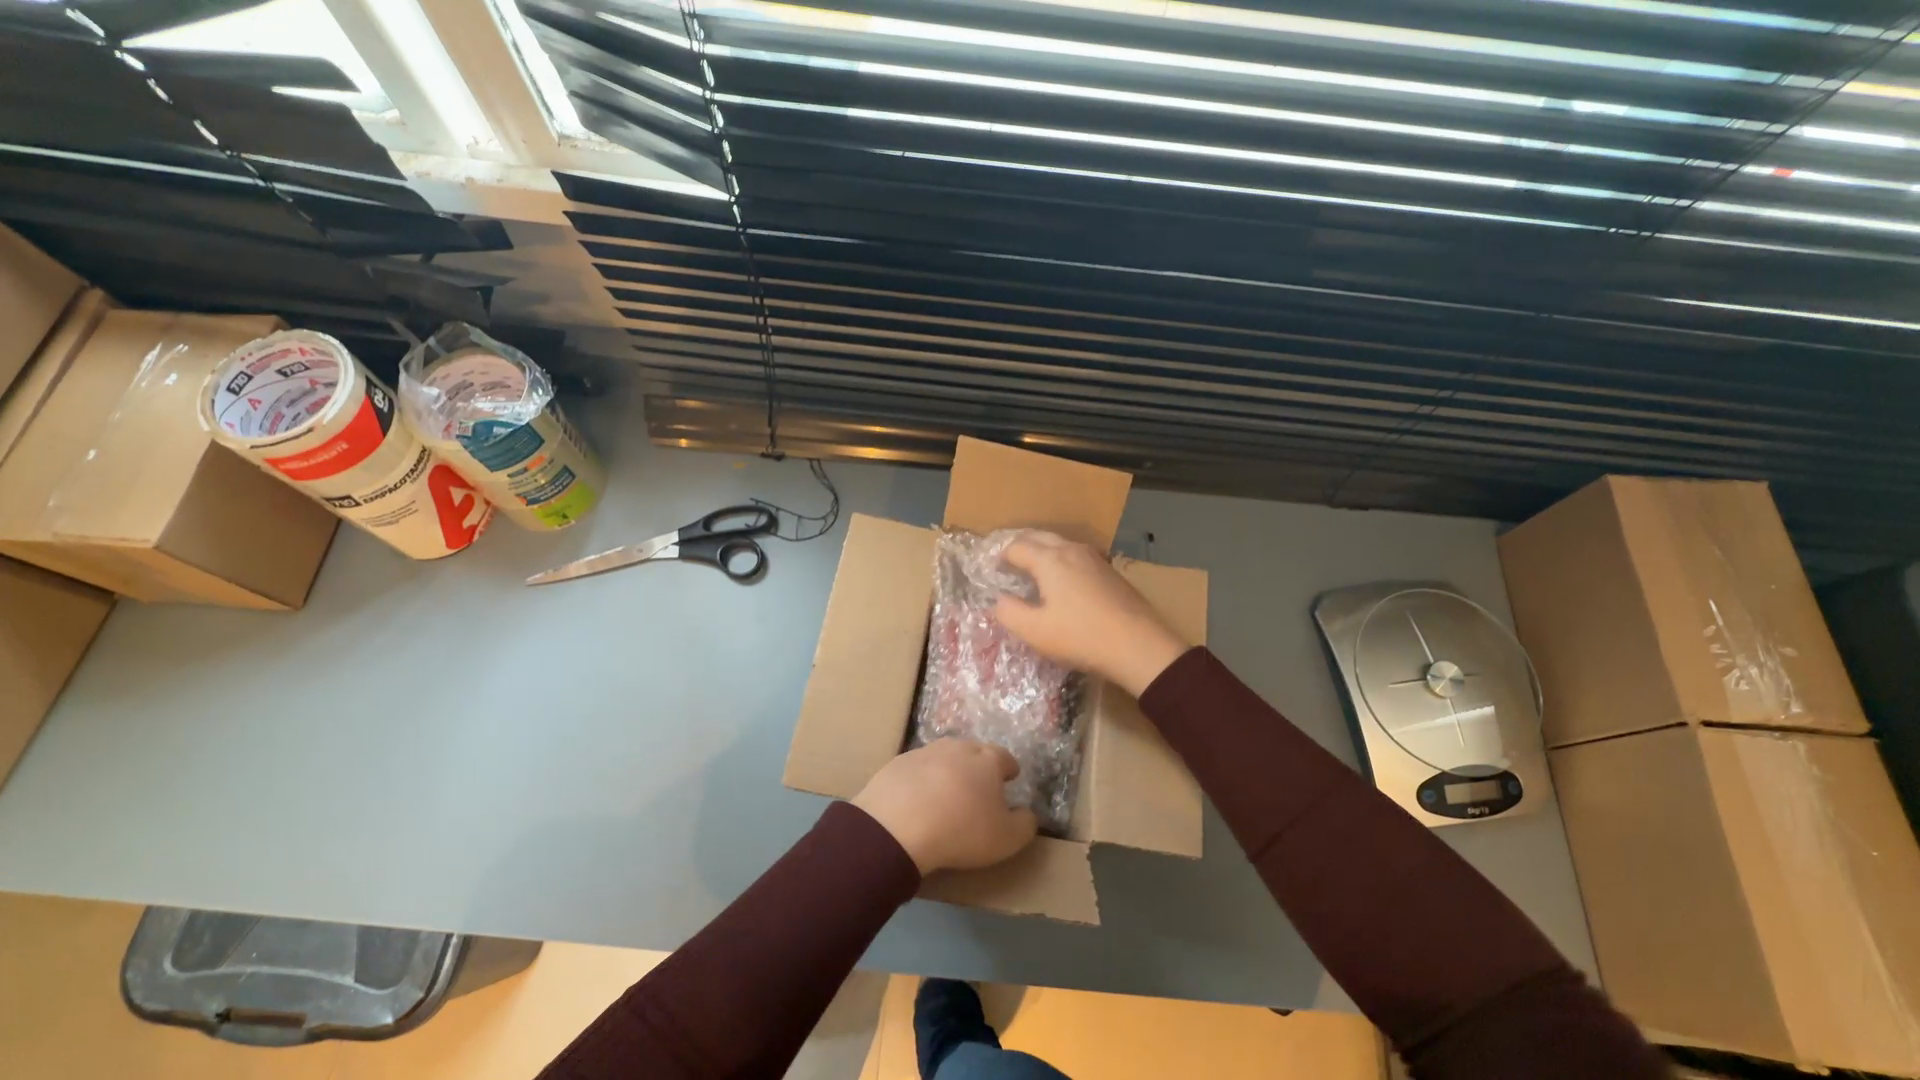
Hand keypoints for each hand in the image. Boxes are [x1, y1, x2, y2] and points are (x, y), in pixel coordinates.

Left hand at [851, 739, 1038, 874]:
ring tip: (946, 794)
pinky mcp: (895, 765)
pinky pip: (915, 771)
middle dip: (977, 766)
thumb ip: (1025, 825)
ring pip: (942, 758)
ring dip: (947, 772)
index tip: (1010, 777)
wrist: (897, 827)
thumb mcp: (1007, 839)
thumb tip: (1027, 815)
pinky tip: (916, 801)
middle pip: (972, 752)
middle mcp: (956, 748)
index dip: (1008, 768)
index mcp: (987, 760)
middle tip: (978, 787)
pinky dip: (919, 782)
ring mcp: (923, 753)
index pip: (1004, 757)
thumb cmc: (962, 831)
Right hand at [994, 532, 1189, 697]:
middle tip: (1009, 563)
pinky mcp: (1110, 572)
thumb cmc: (1081, 637)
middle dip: (1020, 546)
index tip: (992, 570)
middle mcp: (1071, 550)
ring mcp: (1095, 558)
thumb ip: (1008, 612)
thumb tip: (999, 599)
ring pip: (1061, 544)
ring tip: (1033, 570)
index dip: (1000, 557)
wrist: (1138, 645)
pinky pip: (1077, 556)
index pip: (1016, 547)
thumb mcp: (1034, 631)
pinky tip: (1064, 582)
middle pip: (1039, 537)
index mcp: (1049, 559)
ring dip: (1043, 551)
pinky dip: (1062, 560)